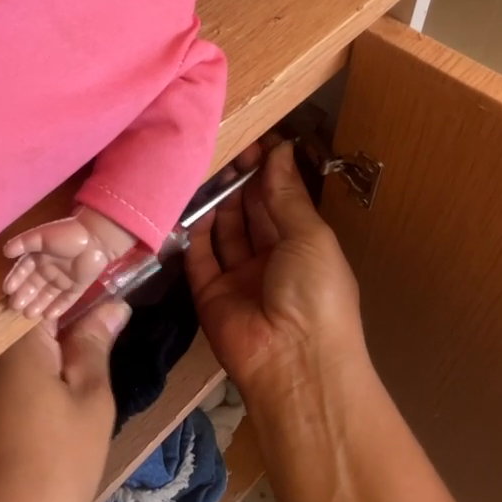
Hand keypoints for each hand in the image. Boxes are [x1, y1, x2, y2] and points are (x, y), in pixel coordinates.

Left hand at [0, 299, 130, 501]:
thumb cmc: (55, 470)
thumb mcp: (91, 402)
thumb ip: (95, 345)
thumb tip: (110, 305)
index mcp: (10, 340)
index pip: (44, 289)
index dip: (76, 292)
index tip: (101, 300)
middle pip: (13, 321)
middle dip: (49, 324)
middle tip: (84, 345)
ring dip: (22, 358)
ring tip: (55, 383)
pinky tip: (19, 419)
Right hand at [2, 209, 136, 320]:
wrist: (96, 237)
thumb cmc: (66, 234)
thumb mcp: (42, 236)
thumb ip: (23, 243)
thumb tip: (5, 251)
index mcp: (40, 255)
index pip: (24, 269)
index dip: (15, 279)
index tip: (7, 290)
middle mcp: (50, 269)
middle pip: (34, 285)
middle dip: (25, 295)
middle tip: (15, 307)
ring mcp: (64, 279)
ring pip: (48, 294)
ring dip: (38, 304)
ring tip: (28, 315)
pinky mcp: (78, 286)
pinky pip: (67, 299)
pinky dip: (58, 308)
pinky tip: (48, 317)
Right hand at [186, 142, 367, 408]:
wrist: (294, 363)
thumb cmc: (316, 292)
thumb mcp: (310, 236)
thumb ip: (286, 193)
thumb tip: (281, 148)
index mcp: (303, 244)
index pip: (281, 199)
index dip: (267, 170)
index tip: (251, 138)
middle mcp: (270, 258)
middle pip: (249, 212)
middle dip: (239, 181)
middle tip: (221, 146)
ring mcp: (238, 277)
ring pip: (222, 231)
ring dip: (215, 201)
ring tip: (201, 167)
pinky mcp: (209, 294)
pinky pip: (198, 258)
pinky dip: (192, 232)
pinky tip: (185, 202)